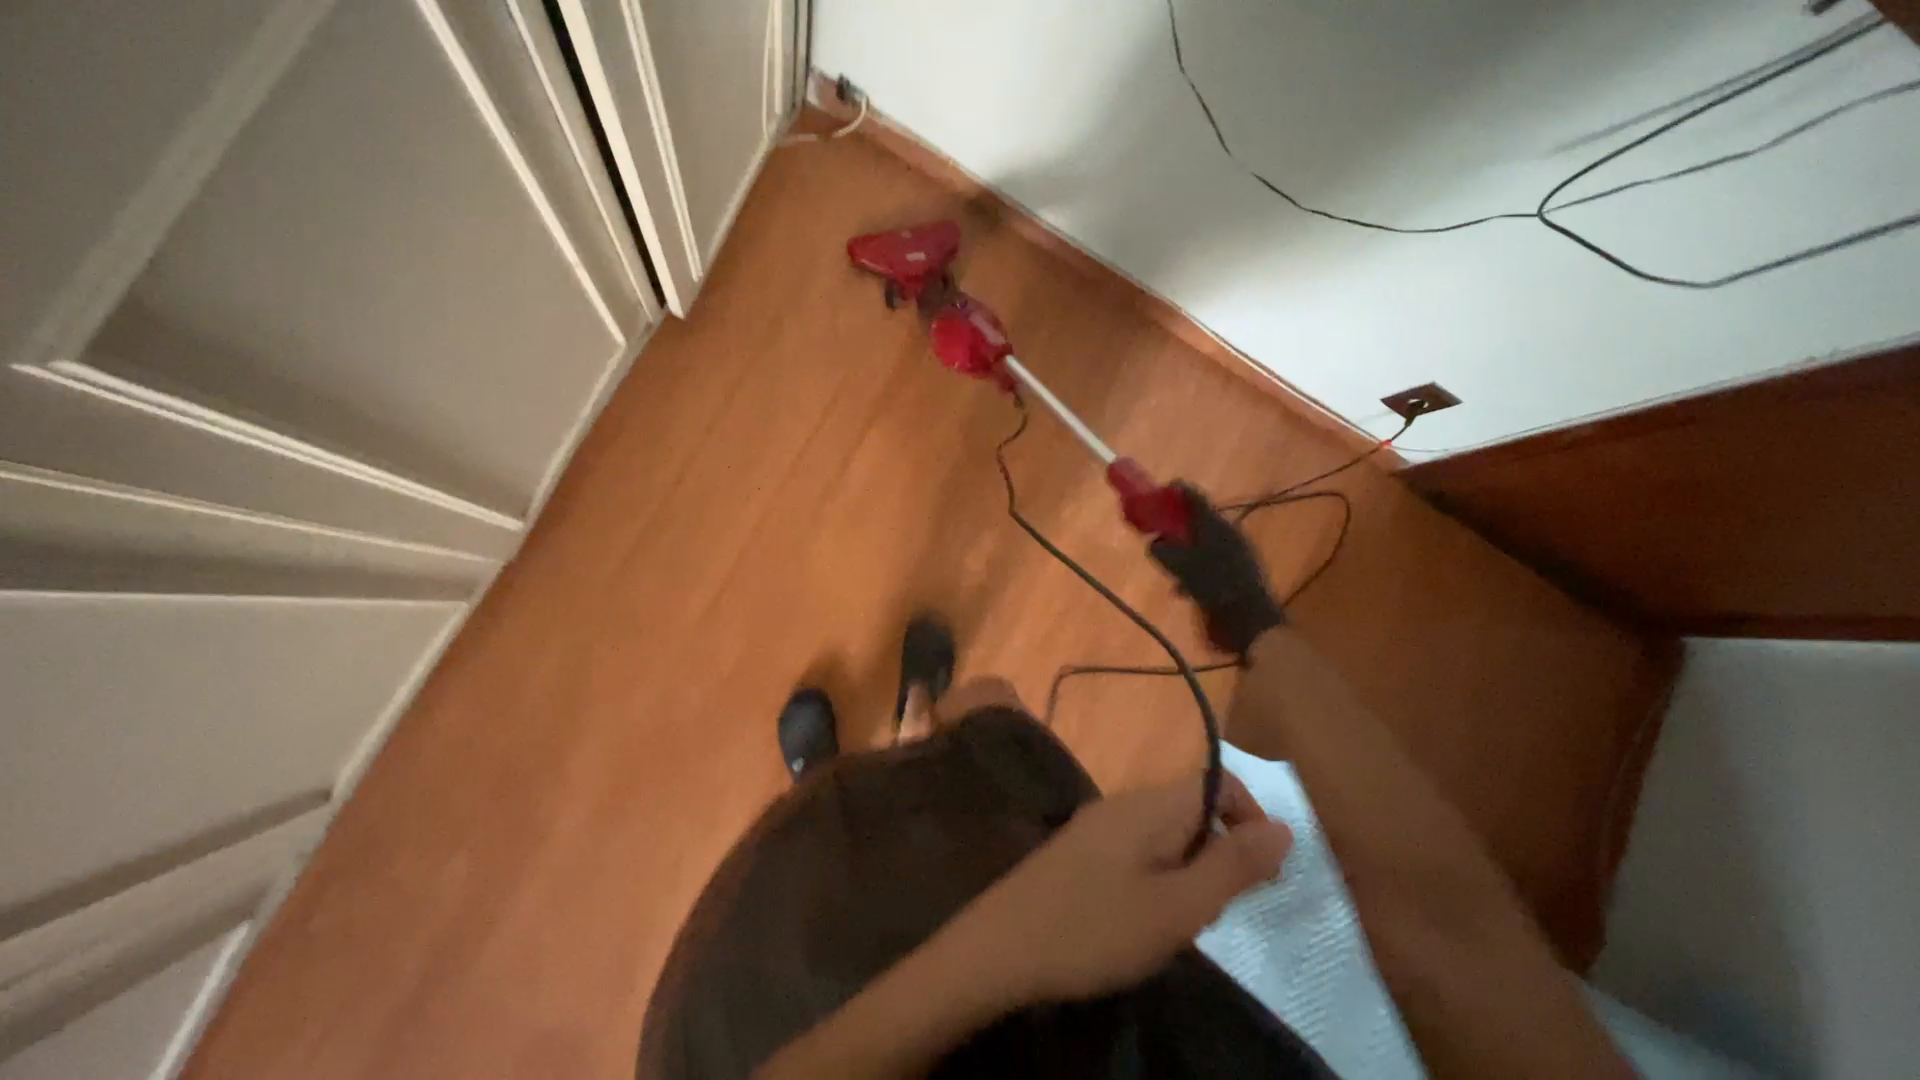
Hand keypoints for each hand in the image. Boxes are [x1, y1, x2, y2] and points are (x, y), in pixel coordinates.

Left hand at [933, 772, 1291, 1008]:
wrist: (999, 948)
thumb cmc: (1097, 928)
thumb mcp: (1180, 906)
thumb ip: (1234, 865)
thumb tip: (1283, 825)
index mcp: (1153, 805)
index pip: (1220, 782)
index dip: (1251, 820)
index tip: (1259, 877)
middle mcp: (1124, 803)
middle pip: (1194, 809)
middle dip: (1219, 854)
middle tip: (1211, 912)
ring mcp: (1096, 826)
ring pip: (1166, 835)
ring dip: (1188, 873)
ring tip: (1175, 925)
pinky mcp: (1078, 852)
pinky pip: (1136, 852)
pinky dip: (1155, 880)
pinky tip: (1138, 923)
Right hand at [1148, 484, 1284, 654]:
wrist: (1251, 622)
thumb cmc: (1215, 587)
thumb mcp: (1180, 567)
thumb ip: (1163, 551)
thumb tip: (1154, 543)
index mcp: (1216, 524)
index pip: (1193, 496)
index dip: (1173, 491)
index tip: (1155, 493)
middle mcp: (1228, 534)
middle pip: (1198, 520)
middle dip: (1176, 525)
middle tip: (1157, 531)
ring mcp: (1236, 554)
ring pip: (1203, 543)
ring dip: (1184, 551)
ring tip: (1168, 568)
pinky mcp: (1239, 574)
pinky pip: (1211, 563)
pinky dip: (1195, 570)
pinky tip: (1183, 590)